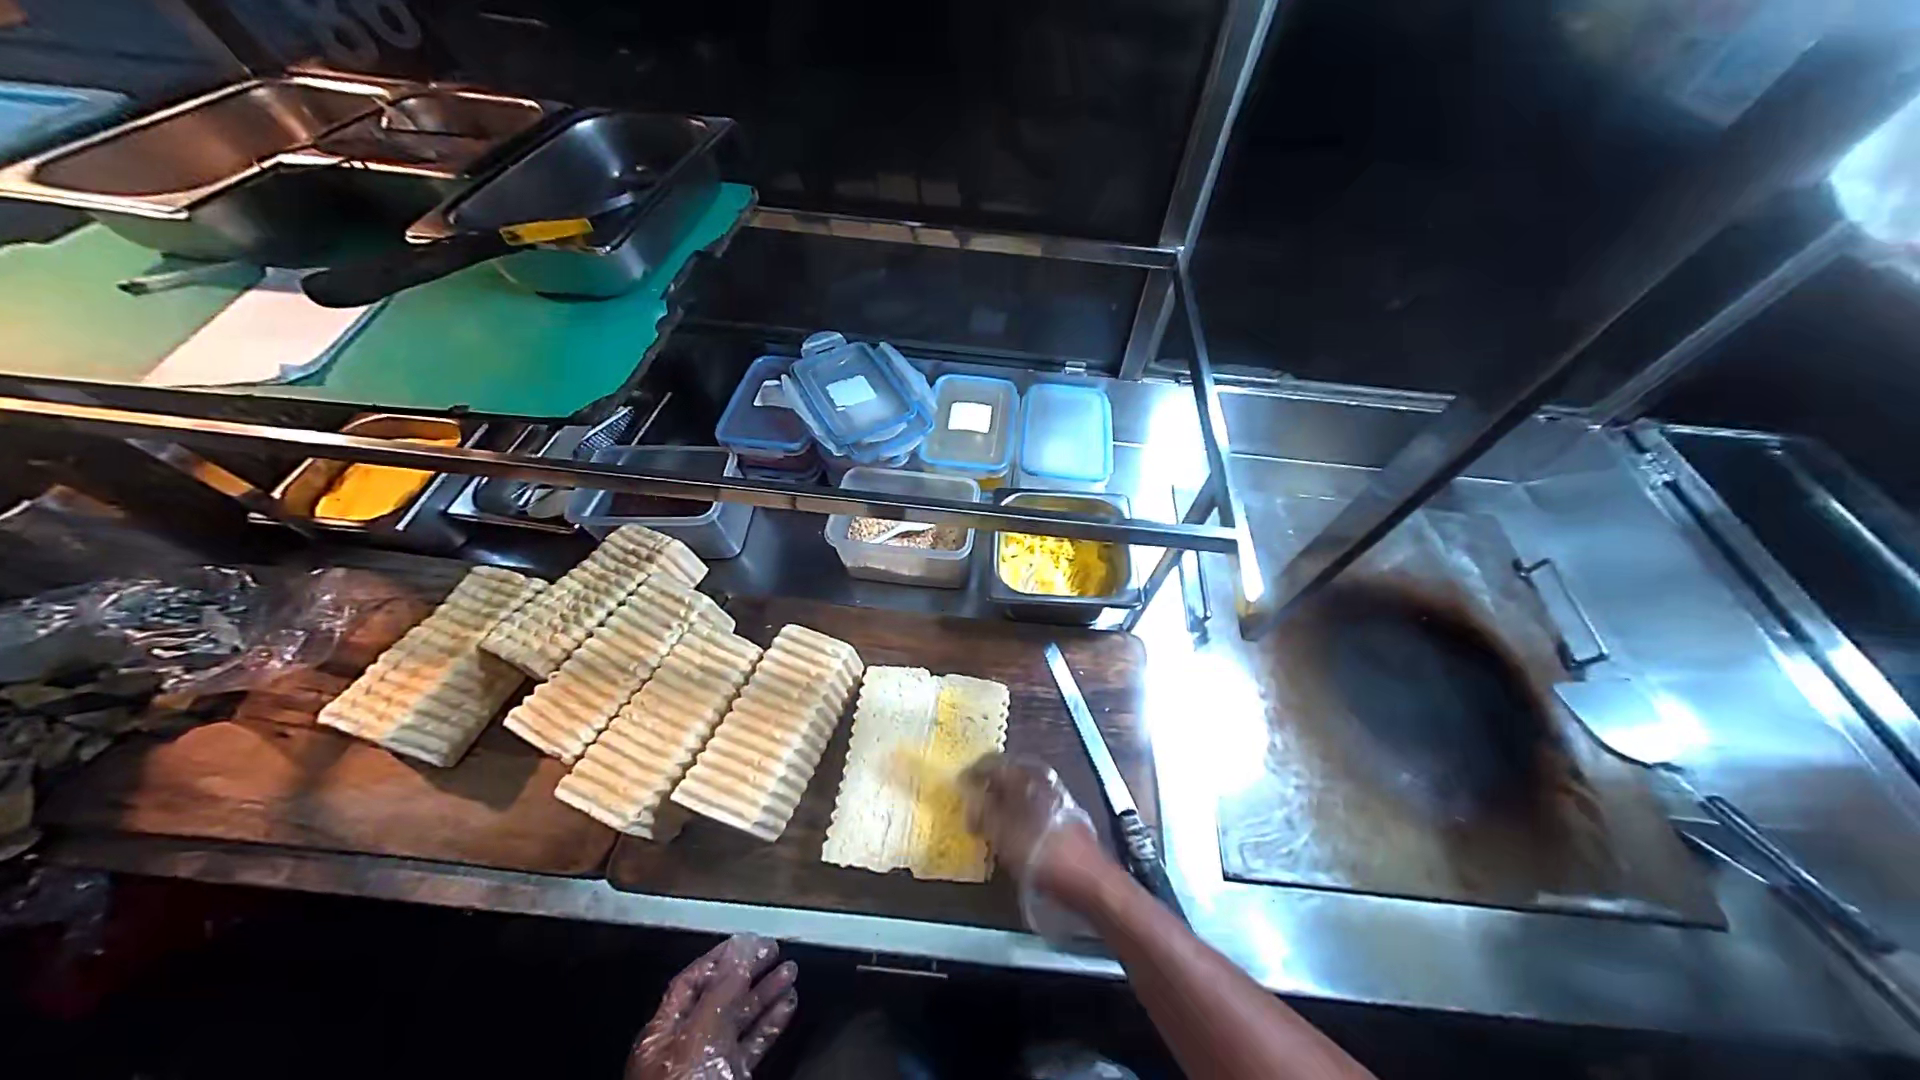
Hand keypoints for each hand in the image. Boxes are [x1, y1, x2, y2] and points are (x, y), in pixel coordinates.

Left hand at [628, 934, 797, 1079]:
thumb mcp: (701, 1036)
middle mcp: (684, 1048)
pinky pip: (751, 1048)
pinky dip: (771, 1025)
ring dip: (765, 995)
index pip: (690, 982)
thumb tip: (742, 949)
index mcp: (664, 1034)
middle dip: (748, 972)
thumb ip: (722, 991)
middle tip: (776, 950)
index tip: (750, 939)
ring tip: (791, 972)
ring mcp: (707, 1069)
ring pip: (739, 1022)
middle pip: (719, 998)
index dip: (720, 958)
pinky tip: (788, 1007)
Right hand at [961, 754, 1110, 924]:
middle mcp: (1042, 779)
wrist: (1089, 880)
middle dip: (987, 788)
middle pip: (1007, 775)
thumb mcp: (1002, 834)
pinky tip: (1010, 831)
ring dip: (1002, 802)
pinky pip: (1031, 805)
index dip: (972, 773)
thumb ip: (982, 812)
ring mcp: (1055, 796)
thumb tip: (970, 796)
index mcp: (1026, 776)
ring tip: (987, 820)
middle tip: (971, 803)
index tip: (959, 785)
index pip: (992, 762)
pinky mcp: (1063, 814)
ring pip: (1020, 791)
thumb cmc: (1042, 853)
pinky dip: (1016, 813)